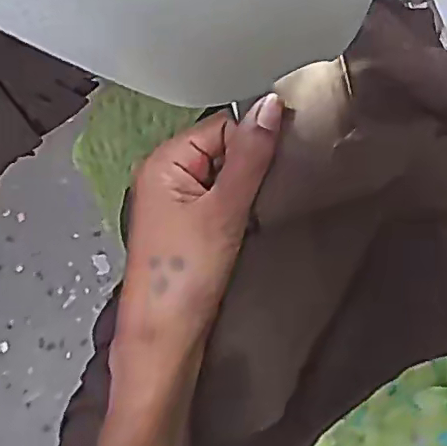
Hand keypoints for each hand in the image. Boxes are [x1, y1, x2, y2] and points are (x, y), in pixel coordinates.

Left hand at [111, 94, 284, 400]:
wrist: (165, 342)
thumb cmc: (187, 273)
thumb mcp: (224, 209)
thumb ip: (250, 156)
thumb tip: (271, 103)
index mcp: (164, 160)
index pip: (222, 125)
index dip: (253, 139)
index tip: (283, 161)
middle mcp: (165, 175)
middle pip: (223, 148)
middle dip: (251, 165)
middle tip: (272, 190)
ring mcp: (175, 202)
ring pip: (225, 175)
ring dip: (248, 188)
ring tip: (263, 209)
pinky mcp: (187, 226)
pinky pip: (220, 199)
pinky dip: (240, 207)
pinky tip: (253, 223)